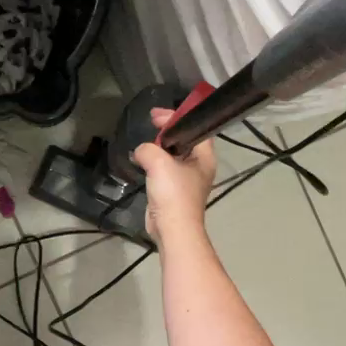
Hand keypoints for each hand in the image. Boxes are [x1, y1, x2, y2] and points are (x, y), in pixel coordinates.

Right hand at [132, 106, 216, 243]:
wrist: (172, 229)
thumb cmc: (173, 193)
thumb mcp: (159, 163)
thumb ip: (148, 149)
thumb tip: (140, 151)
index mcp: (204, 157)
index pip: (195, 128)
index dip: (177, 117)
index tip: (156, 116)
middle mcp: (199, 166)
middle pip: (183, 141)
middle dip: (166, 132)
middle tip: (150, 125)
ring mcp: (187, 180)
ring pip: (173, 156)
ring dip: (159, 150)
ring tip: (144, 145)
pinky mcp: (174, 191)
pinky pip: (165, 171)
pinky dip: (154, 165)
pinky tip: (143, 163)